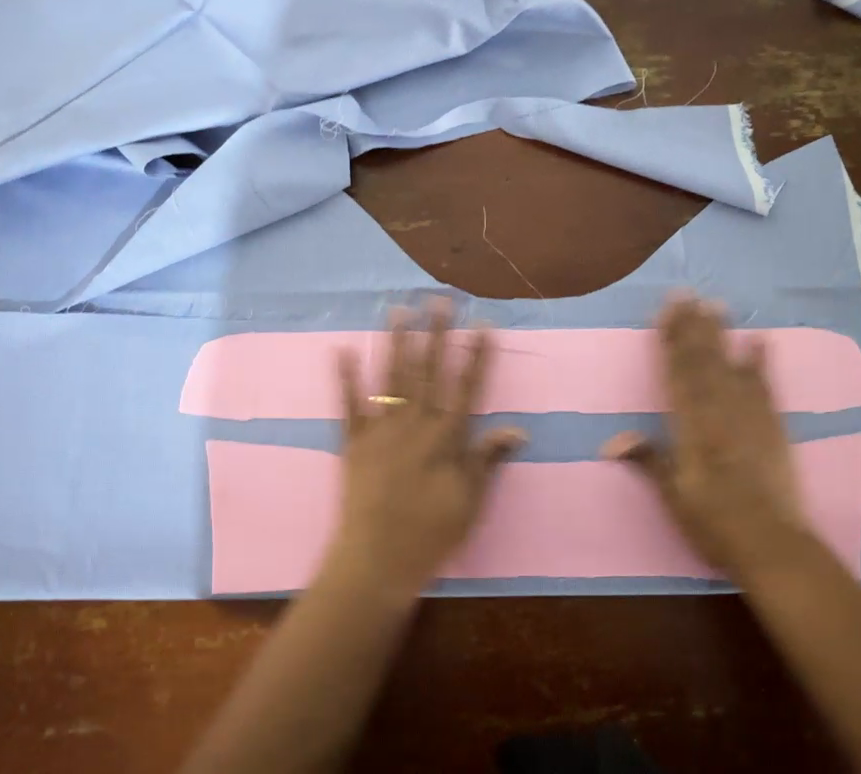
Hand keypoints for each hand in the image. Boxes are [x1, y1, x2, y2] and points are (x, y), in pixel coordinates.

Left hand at [328, 299, 526, 598]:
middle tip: (439, 300)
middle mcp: (415, 423)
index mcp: (447, 437)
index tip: (483, 324)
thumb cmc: (432, 533)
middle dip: (436, 334)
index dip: (477, 355)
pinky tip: (342, 348)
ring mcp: (381, 429)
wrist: (377, 560)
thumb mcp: (470, 500)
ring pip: (392, 377)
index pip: (467, 386)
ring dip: (396, 341)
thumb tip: (517, 429)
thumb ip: (488, 459)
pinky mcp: (353, 442)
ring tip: (398, 309)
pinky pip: (348, 404)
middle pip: (428, 370)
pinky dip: (345, 376)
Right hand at [603, 294, 815, 580]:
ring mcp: (750, 417)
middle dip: (693, 327)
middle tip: (687, 294)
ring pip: (731, 367)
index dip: (670, 341)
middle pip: (703, 362)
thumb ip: (648, 461)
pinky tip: (759, 341)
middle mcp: (720, 413)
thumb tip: (611, 441)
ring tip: (716, 305)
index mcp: (692, 427)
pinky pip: (766, 387)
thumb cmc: (714, 523)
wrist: (772, 543)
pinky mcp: (774, 427)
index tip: (666, 311)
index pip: (677, 374)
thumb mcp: (674, 496)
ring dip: (722, 335)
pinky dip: (761, 363)